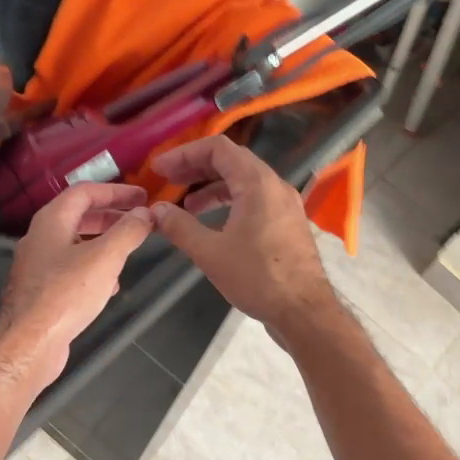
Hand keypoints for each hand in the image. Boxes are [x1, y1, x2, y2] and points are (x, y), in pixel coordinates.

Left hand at [0, 182, 154, 391]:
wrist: (29, 343)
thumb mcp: (105, 258)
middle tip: (138, 221)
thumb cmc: (66, 294)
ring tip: (128, 252)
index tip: (142, 196)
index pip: (84, 192)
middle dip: (110, 216)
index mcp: (51, 221)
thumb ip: (128, 232)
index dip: (115, 191)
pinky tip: (109, 286)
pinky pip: (70, 271)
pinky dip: (92, 270)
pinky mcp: (40, 292)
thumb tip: (145, 214)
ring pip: (74, 245)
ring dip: (102, 244)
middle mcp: (40, 239)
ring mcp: (37, 267)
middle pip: (77, 217)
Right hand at [149, 135, 339, 340]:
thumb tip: (156, 211)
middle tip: (169, 181)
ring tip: (187, 208)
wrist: (303, 310)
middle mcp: (275, 185)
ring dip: (213, 188)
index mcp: (257, 183)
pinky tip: (215, 224)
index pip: (218, 148)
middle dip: (197, 169)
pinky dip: (231, 203)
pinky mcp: (289, 224)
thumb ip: (180, 227)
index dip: (184, 154)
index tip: (160, 169)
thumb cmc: (257, 277)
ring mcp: (286, 205)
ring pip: (245, 183)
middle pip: (232, 161)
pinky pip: (256, 201)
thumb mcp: (210, 252)